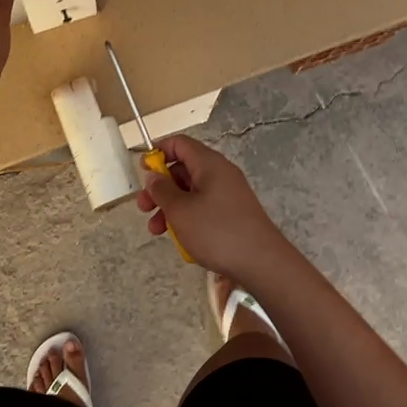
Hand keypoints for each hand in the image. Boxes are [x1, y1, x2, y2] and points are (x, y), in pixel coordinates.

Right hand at [136, 134, 290, 280]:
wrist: (263, 264)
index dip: (158, 152)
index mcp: (209, 164)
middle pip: (183, 169)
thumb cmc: (217, 231)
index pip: (179, 143)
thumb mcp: (180, 210)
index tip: (143, 171)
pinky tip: (181, 240)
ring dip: (171, 207)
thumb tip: (153, 176)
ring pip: (191, 192)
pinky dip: (188, 218)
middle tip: (143, 208)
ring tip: (157, 230)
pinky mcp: (233, 214)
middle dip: (160, 187)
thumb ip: (162, 190)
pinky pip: (204, 207)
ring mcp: (229, 194)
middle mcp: (220, 173)